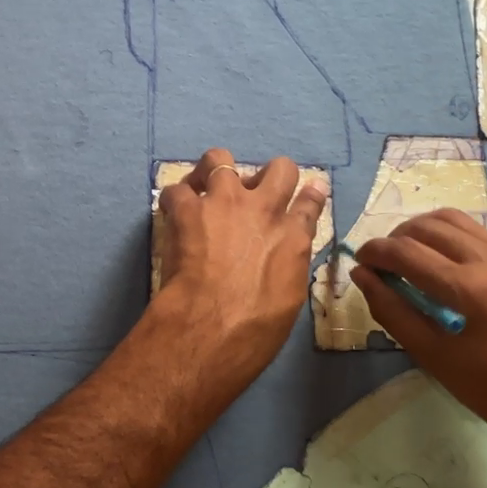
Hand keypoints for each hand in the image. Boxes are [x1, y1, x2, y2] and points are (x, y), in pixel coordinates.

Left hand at [156, 149, 327, 379]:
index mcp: (293, 237)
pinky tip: (174, 211)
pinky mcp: (188, 208)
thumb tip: (286, 256)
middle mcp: (265, 210)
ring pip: (220, 159)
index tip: (312, 187)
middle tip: (254, 190)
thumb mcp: (290, 298)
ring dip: (214, 170)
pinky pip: (177, 188)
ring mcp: (225, 202)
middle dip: (271, 175)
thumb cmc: (256, 328)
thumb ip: (290, 265)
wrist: (212, 325)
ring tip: (206, 185)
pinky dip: (176, 197)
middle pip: (279, 169)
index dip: (311, 194)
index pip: (309, 204)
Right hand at [352, 210, 486, 465]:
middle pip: (428, 227)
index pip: (407, 252)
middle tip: (379, 263)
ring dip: (420, 230)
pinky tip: (435, 259)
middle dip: (395, 239)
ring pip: (452, 220)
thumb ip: (392, 310)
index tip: (358, 262)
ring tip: (404, 255)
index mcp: (467, 288)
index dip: (375, 252)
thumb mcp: (431, 355)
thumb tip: (362, 275)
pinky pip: (474, 232)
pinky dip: (446, 234)